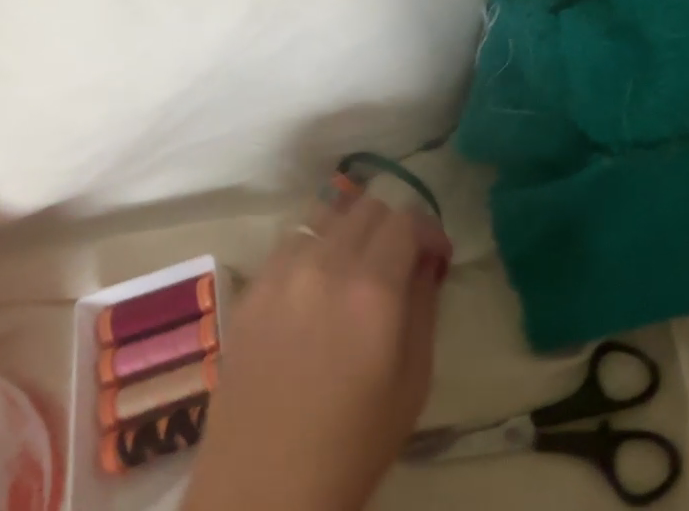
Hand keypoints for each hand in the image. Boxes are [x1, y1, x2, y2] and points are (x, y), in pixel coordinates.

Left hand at [184, 193, 450, 510]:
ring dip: (351, 228)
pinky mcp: (251, 289)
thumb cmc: (353, 444)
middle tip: (402, 261)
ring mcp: (280, 273)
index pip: (407, 220)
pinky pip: (289, 242)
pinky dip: (314, 245)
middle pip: (367, 207)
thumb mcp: (413, 382)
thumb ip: (424, 308)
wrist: (264, 486)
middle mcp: (324, 265)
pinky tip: (317, 283)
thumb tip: (426, 263)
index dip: (430, 230)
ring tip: (357, 265)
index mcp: (372, 290)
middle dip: (394, 226)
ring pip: (324, 214)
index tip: (437, 256)